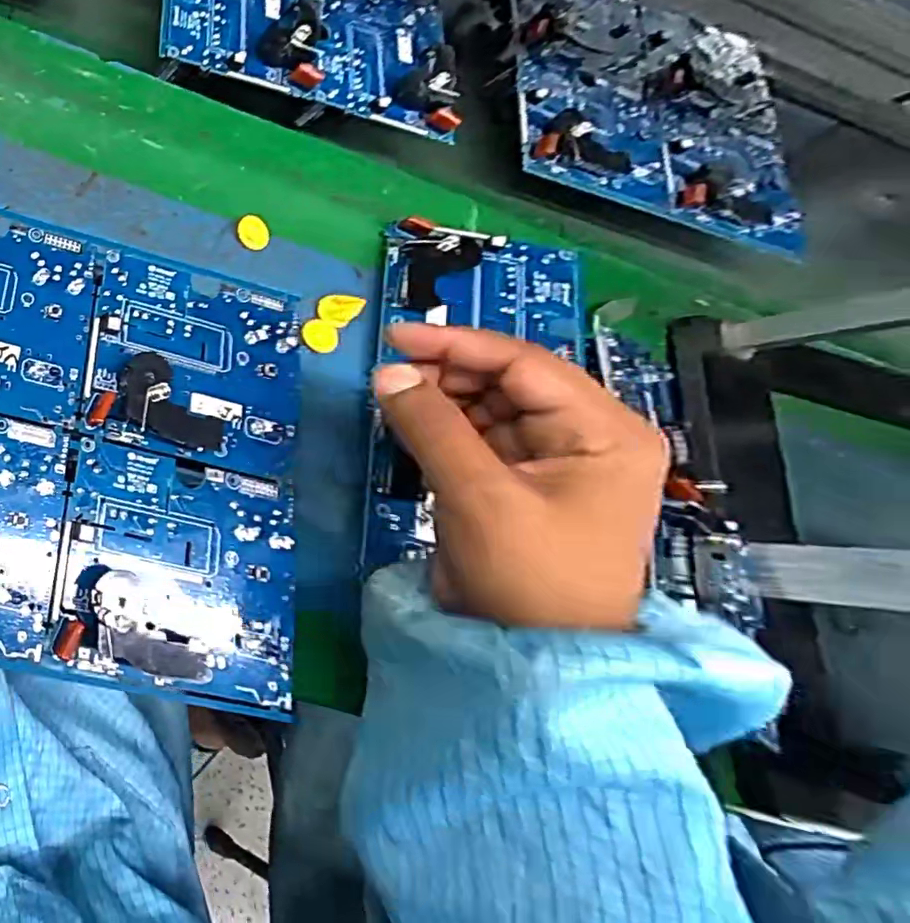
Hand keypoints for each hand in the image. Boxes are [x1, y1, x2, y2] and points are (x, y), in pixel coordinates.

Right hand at [372, 322, 666, 630]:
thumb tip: (389, 373)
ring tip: (393, 401)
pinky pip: (473, 436)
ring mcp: (548, 460)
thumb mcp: (478, 493)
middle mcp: (582, 437)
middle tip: (389, 377)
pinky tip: (408, 426)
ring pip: (485, 407)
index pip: (525, 364)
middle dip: (447, 374)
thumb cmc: (528, 573)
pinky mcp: (514, 482)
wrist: (536, 652)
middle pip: (506, 381)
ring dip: (439, 400)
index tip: (397, 337)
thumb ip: (431, 425)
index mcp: (602, 431)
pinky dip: (438, 427)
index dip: (457, 344)